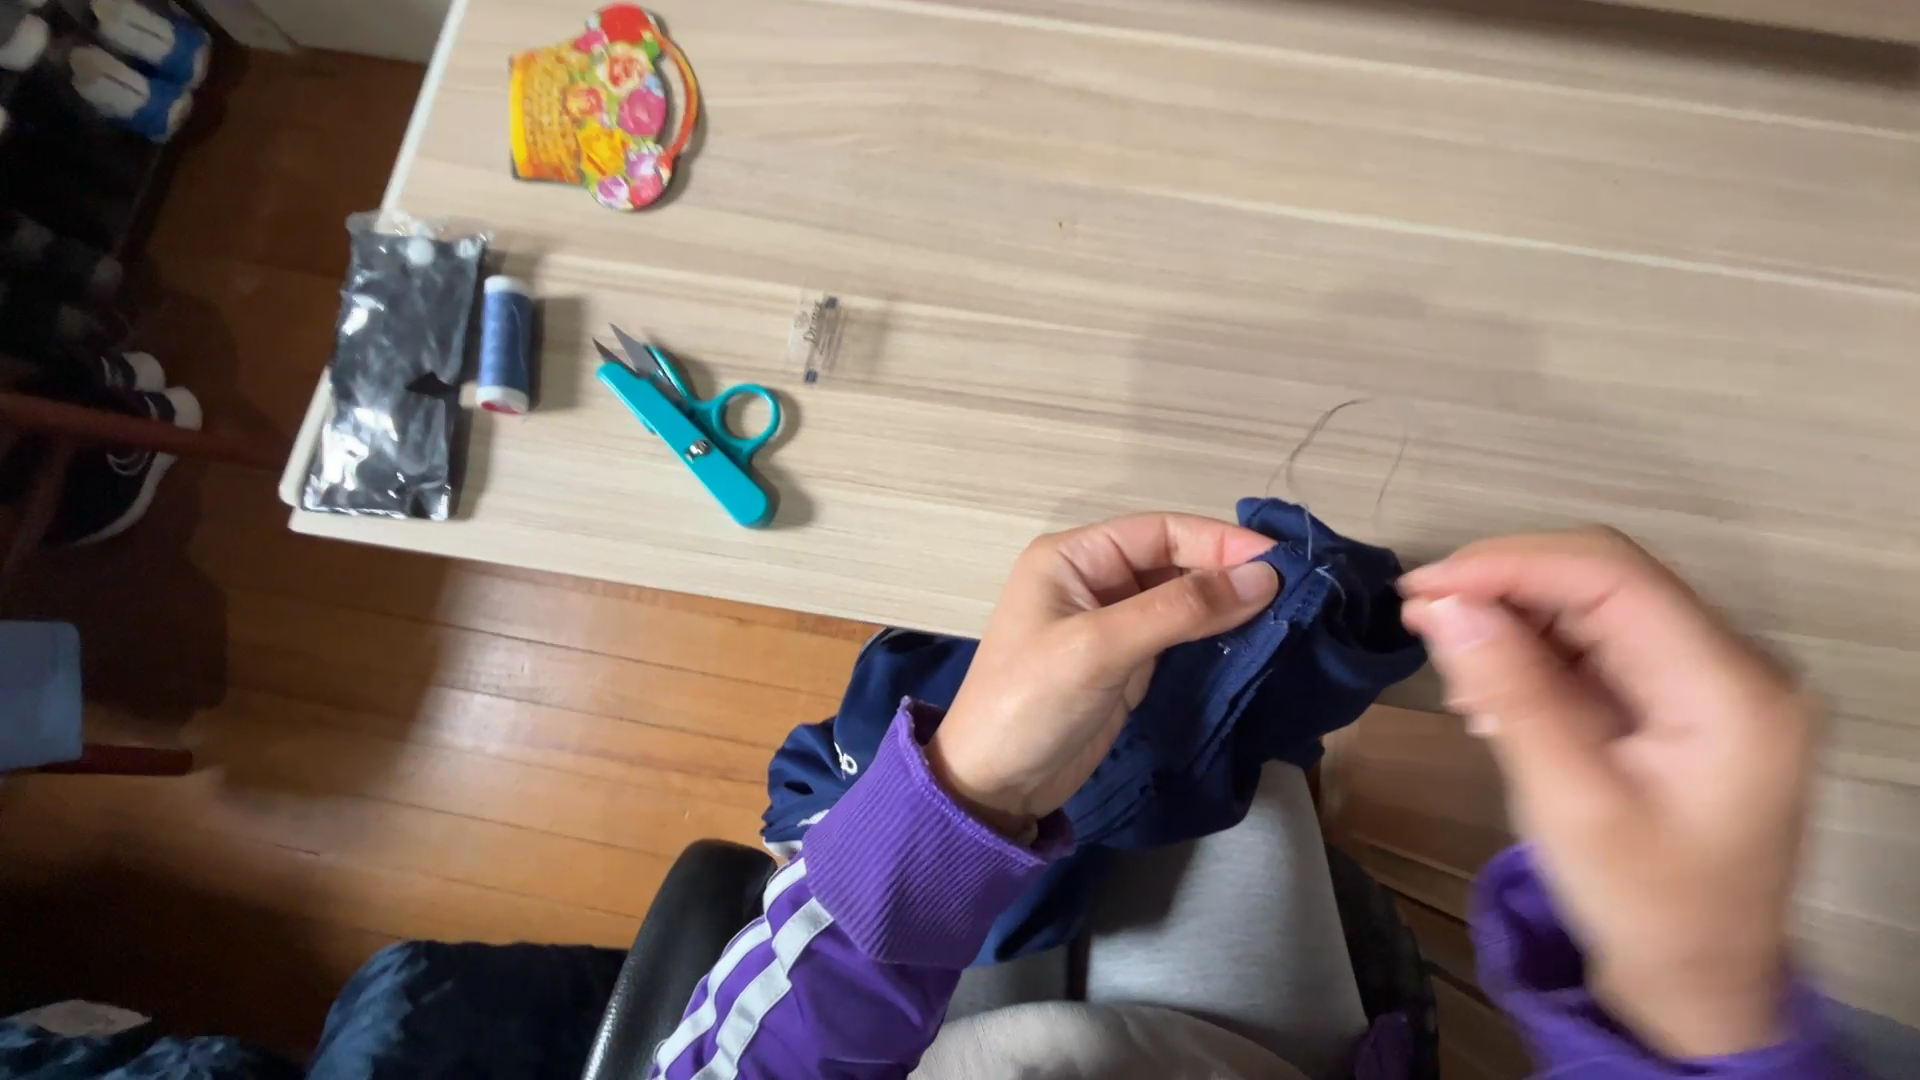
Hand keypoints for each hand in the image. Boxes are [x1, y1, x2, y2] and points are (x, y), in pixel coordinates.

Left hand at [928, 514, 1280, 838]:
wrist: (995, 782)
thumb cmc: (1032, 702)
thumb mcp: (1100, 648)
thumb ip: (1179, 609)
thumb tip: (1263, 576)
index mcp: (1072, 557)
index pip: (1158, 530)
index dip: (1218, 540)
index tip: (1281, 562)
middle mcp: (1092, 579)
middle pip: (1172, 559)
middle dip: (1227, 570)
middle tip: (1296, 589)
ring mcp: (1109, 621)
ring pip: (1179, 596)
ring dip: (1226, 601)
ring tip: (1287, 611)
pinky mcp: (1124, 660)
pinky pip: (1177, 633)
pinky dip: (1213, 633)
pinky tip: (1251, 638)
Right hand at [1398, 527, 1812, 1058]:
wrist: (1695, 975)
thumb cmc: (1641, 900)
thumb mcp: (1567, 799)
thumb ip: (1510, 692)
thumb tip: (1443, 608)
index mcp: (1726, 690)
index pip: (1610, 578)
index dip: (1508, 565)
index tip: (1422, 588)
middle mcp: (1724, 664)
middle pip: (1600, 573)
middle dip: (1499, 579)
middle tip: (1419, 610)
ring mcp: (1696, 675)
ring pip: (1583, 598)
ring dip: (1502, 611)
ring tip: (1441, 649)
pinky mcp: (1663, 692)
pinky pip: (1581, 637)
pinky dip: (1518, 644)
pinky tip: (1481, 685)